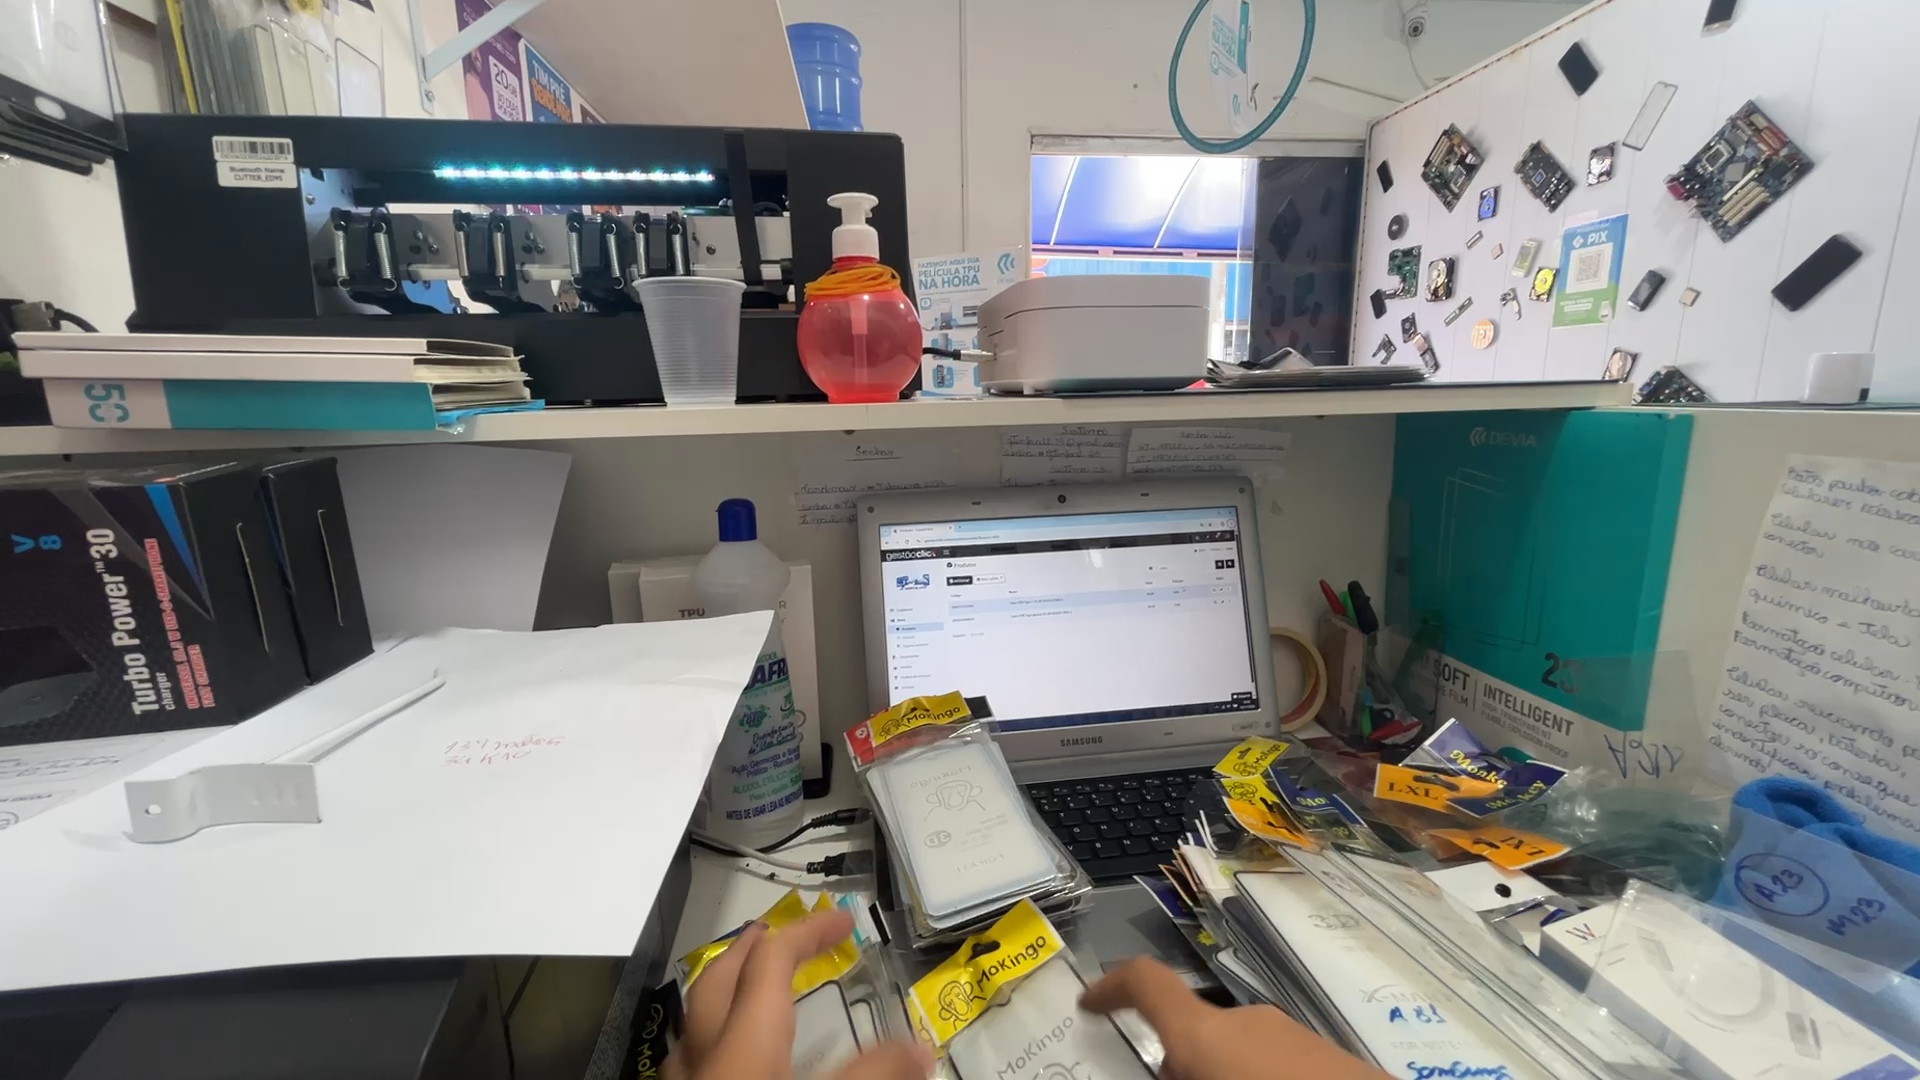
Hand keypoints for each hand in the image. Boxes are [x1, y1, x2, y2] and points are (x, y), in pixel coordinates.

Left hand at [670, 910, 932, 1079]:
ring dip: (726, 990)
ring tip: (754, 983)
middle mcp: (704, 1055)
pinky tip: (724, 1061)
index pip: (773, 958)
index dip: (809, 931)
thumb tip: (920, 1046)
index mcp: (745, 1038)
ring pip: (695, 1020)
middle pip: (719, 977)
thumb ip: (875, 1074)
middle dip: (754, 948)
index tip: (845, 921)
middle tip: (785, 934)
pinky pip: (687, 1061)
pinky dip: (711, 1039)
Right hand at [1082, 956, 1389, 1079]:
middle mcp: (1246, 1021)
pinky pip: (1276, 1066)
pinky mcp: (1334, 1060)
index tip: (1088, 1005)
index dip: (1110, 987)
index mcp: (1207, 1037)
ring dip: (1221, 1076)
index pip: (1144, 981)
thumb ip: (1175, 1068)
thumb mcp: (1208, 1071)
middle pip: (1191, 1031)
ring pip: (1235, 1052)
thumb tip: (1164, 1061)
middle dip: (1176, 1065)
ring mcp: (1294, 1036)